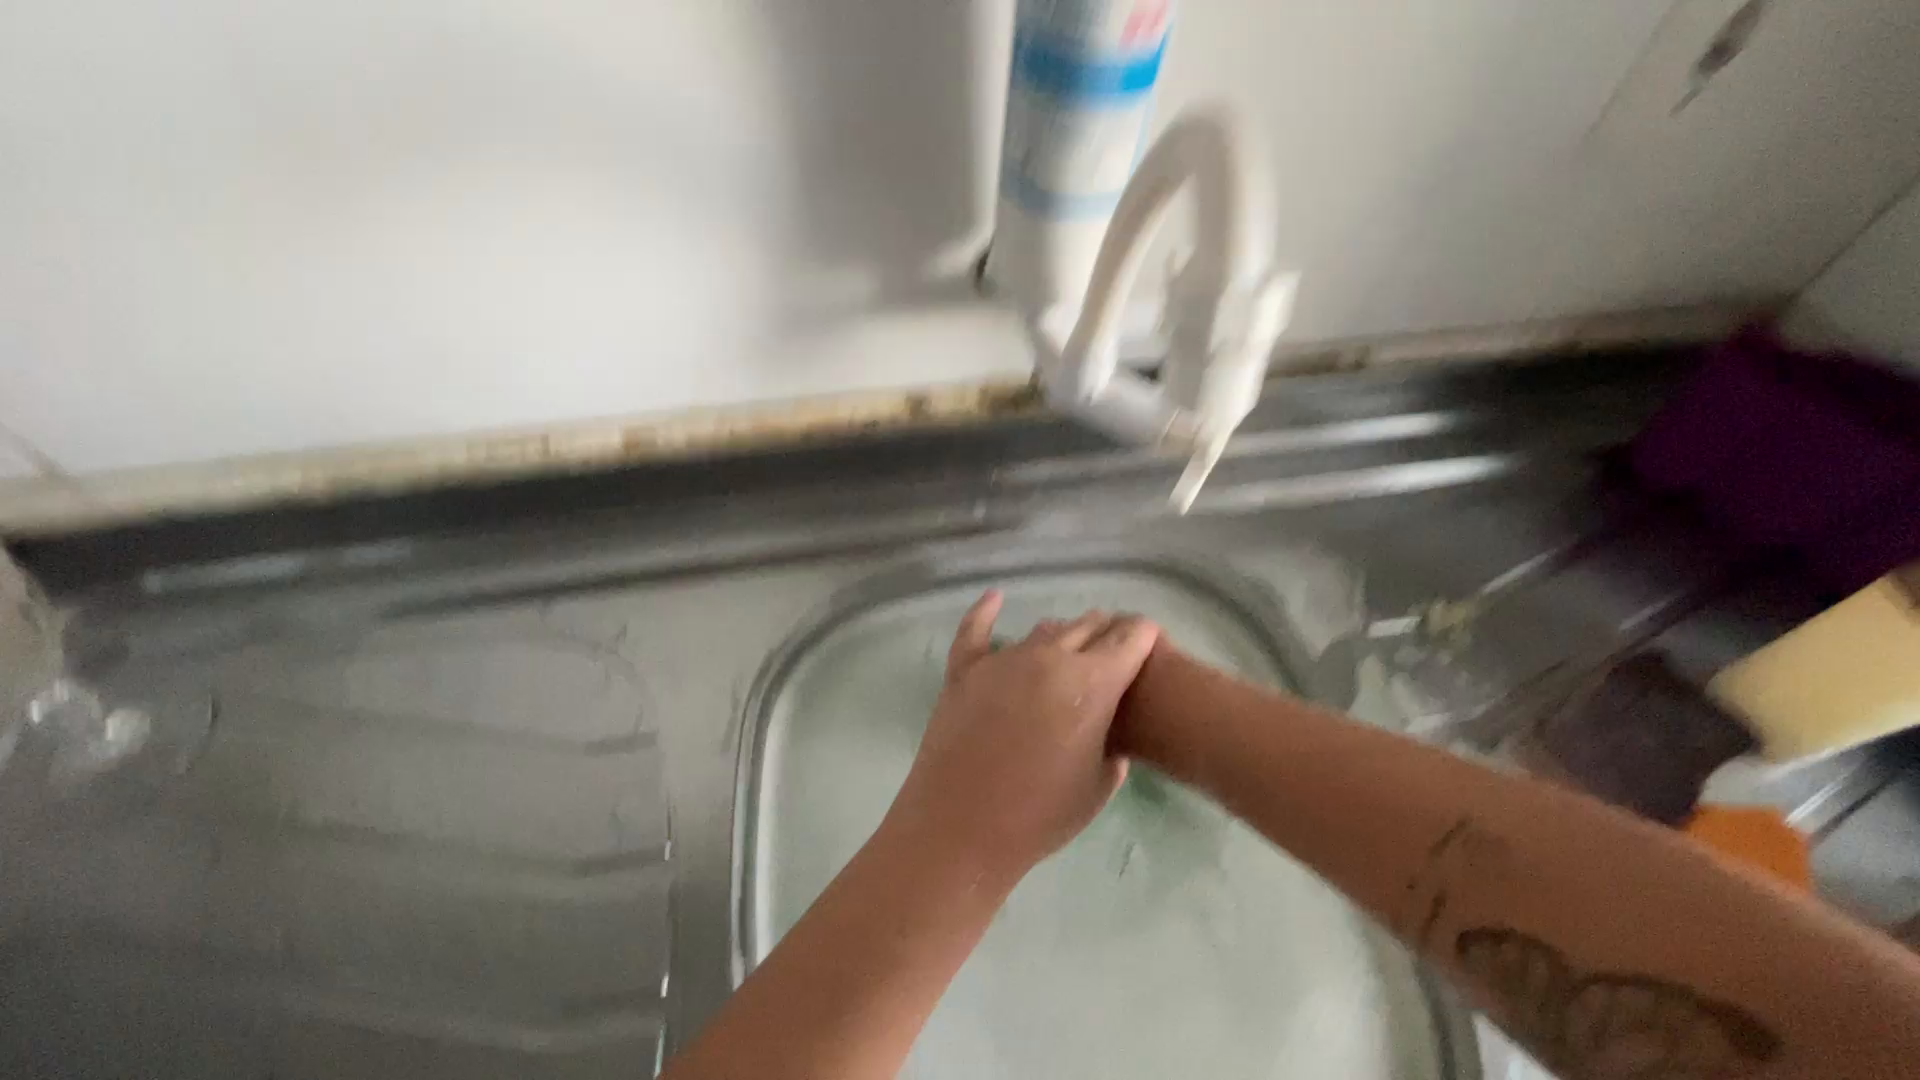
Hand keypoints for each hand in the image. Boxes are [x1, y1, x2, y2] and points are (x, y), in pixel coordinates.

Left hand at [881, 590, 1159, 887]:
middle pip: (1088, 627)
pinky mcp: (964, 671)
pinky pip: (975, 632)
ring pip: (1043, 631)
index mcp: (1094, 682)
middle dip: (1107, 632)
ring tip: (1070, 642)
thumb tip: (1106, 730)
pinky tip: (995, 598)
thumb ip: (1113, 748)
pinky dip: (986, 613)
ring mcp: (1003, 660)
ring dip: (1062, 634)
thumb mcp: (1100, 786)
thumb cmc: (1041, 817)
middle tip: (1113, 645)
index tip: (1149, 642)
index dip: (1144, 636)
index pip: (1131, 639)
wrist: (963, 828)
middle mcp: (1051, 658)